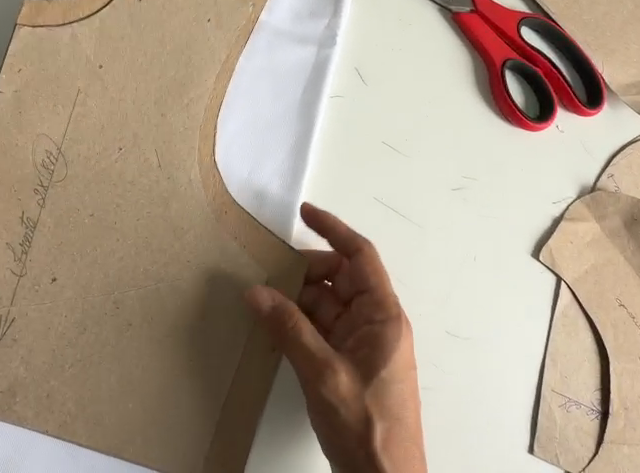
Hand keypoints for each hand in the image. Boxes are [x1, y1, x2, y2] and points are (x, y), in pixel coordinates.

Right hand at [246, 203, 425, 472]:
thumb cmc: (367, 426)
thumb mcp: (323, 373)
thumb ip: (289, 328)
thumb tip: (256, 291)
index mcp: (382, 316)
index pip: (360, 256)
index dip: (333, 229)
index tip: (304, 212)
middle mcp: (375, 324)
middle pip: (339, 279)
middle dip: (305, 272)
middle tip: (270, 274)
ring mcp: (361, 346)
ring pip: (326, 305)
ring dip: (297, 301)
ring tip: (264, 301)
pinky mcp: (348, 367)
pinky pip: (321, 331)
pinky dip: (298, 325)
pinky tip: (274, 328)